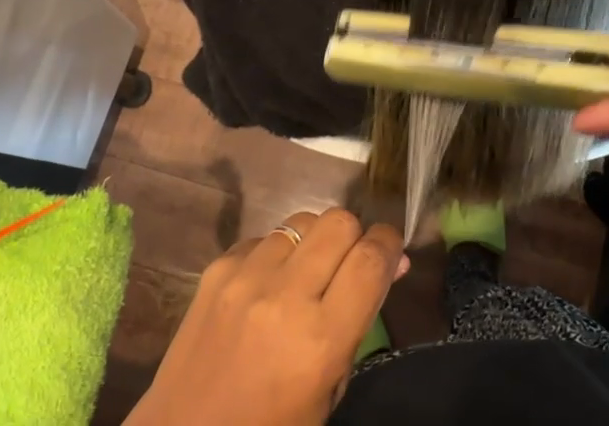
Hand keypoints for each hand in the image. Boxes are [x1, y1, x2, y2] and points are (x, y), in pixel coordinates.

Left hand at [126, 208, 407, 425]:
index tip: (392, 249)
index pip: (371, 260)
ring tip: (309, 273)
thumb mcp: (330, 388)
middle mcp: (284, 296)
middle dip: (355, 235)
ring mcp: (245, 277)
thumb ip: (360, 322)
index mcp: (320, 339)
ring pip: (301, 220)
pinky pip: (264, 237)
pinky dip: (277, 252)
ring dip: (315, 241)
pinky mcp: (215, 269)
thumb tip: (391, 264)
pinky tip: (270, 283)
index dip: (389, 243)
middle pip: (339, 222)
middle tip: (351, 263)